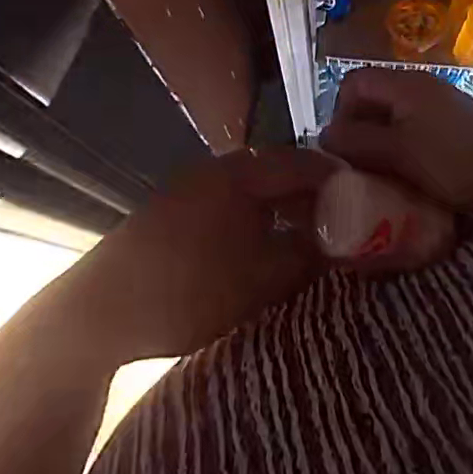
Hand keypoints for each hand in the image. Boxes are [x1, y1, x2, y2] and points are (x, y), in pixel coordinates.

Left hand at [59, 146, 337, 361]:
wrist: (100, 311)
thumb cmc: (190, 289)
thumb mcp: (263, 278)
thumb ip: (309, 254)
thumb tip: (344, 242)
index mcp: (242, 173)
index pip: (306, 163)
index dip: (342, 180)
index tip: (372, 200)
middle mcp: (217, 169)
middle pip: (280, 172)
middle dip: (314, 195)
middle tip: (346, 222)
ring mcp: (191, 187)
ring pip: (255, 190)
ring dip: (284, 208)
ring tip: (311, 237)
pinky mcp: (175, 210)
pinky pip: (231, 203)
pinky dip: (257, 218)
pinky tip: (265, 245)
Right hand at [321, 68, 472, 208]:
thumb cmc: (456, 160)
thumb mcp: (398, 153)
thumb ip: (356, 142)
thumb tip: (324, 137)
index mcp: (403, 84)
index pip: (352, 84)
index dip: (340, 113)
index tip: (347, 148)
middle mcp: (419, 85)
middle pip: (371, 99)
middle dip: (360, 131)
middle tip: (362, 165)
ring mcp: (438, 102)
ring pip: (392, 117)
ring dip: (382, 143)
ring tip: (385, 173)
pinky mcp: (454, 121)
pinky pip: (414, 128)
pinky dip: (404, 147)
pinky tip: (412, 173)